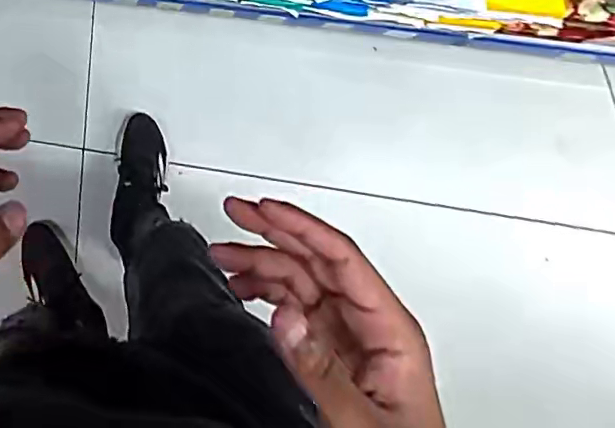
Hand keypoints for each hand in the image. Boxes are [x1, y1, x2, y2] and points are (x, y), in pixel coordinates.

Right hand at [208, 198, 445, 427]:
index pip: (342, 257)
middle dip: (270, 229)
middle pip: (315, 258)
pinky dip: (261, 287)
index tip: (264, 207)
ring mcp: (347, 336)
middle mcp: (369, 325)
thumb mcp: (362, 422)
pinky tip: (241, 286)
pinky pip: (290, 301)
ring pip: (297, 276)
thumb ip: (321, 369)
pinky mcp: (328, 350)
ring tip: (223, 254)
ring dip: (257, 261)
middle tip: (235, 210)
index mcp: (391, 332)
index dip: (301, 225)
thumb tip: (284, 316)